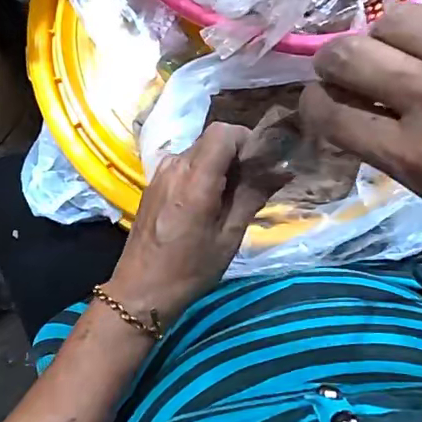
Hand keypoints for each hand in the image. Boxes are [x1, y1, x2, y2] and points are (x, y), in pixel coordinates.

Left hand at [103, 123, 275, 324]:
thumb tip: (280, 170)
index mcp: (194, 179)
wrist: (141, 290)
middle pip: (211, 139)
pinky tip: (209, 202)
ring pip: (198, 151)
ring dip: (219, 164)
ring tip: (232, 196)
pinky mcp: (153, 184)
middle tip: (253, 182)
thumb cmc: (190, 270)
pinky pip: (184, 165)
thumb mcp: (229, 236)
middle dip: (236, 153)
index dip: (247, 140)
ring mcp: (160, 174)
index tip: (262, 164)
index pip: (224, 132)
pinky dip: (202, 173)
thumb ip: (252, 196)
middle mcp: (174, 167)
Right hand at [299, 0, 421, 274]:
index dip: (312, 106)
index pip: (331, 114)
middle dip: (335, 63)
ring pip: (400, 17)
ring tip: (412, 48)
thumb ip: (408, 161)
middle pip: (350, 55)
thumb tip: (373, 124)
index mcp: (420, 157)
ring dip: (392, 35)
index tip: (319, 104)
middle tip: (350, 70)